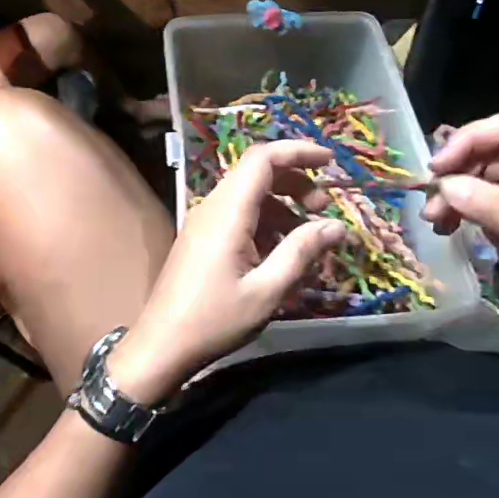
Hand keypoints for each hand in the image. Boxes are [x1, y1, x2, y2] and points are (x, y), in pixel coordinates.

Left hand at [111, 141, 347, 402]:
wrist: (161, 346)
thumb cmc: (214, 320)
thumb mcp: (267, 290)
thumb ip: (302, 252)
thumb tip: (337, 226)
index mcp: (228, 212)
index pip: (263, 158)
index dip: (298, 152)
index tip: (330, 162)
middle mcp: (212, 207)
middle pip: (256, 173)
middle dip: (295, 182)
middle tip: (322, 209)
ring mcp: (203, 222)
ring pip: (248, 196)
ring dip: (282, 206)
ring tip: (307, 237)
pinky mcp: (200, 239)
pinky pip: (237, 216)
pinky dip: (264, 223)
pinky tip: (280, 254)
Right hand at [422, 114, 498, 298]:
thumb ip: (496, 207)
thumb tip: (447, 186)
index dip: (469, 139)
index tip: (440, 165)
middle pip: (479, 152)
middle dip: (451, 171)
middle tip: (431, 199)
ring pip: (466, 178)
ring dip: (445, 194)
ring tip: (433, 218)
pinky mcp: (496, 217)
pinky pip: (464, 203)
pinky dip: (449, 211)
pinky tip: (442, 228)